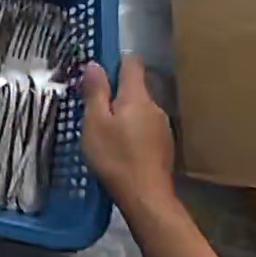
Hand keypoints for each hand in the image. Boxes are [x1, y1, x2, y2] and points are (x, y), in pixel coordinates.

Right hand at [80, 56, 174, 196]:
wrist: (146, 196)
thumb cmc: (115, 156)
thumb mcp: (95, 122)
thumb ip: (96, 92)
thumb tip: (95, 64)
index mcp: (137, 97)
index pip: (132, 65)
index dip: (117, 60)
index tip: (100, 66)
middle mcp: (155, 107)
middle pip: (135, 88)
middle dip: (115, 91)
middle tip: (91, 104)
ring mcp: (162, 127)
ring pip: (139, 109)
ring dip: (123, 113)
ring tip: (102, 127)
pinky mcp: (164, 145)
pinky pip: (144, 127)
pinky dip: (131, 129)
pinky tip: (119, 145)